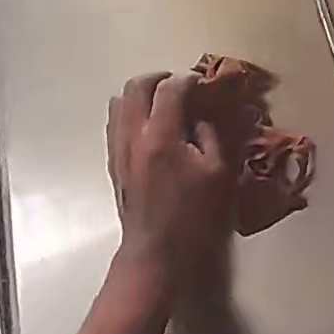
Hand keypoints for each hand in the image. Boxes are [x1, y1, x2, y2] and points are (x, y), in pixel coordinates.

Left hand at [65, 72, 234, 333]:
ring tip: (164, 104)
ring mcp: (118, 149)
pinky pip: (115, 123)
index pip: (170, 88)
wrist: (157, 255)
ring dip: (142, 95)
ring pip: (119, 102)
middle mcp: (132, 136)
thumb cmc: (195, 218)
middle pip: (136, 86)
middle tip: (181, 86)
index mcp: (161, 135)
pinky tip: (150, 127)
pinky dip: (131, 113)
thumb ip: (212, 136)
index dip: (188, 79)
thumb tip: (202, 116)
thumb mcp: (219, 174)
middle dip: (159, 79)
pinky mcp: (113, 163)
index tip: (202, 82)